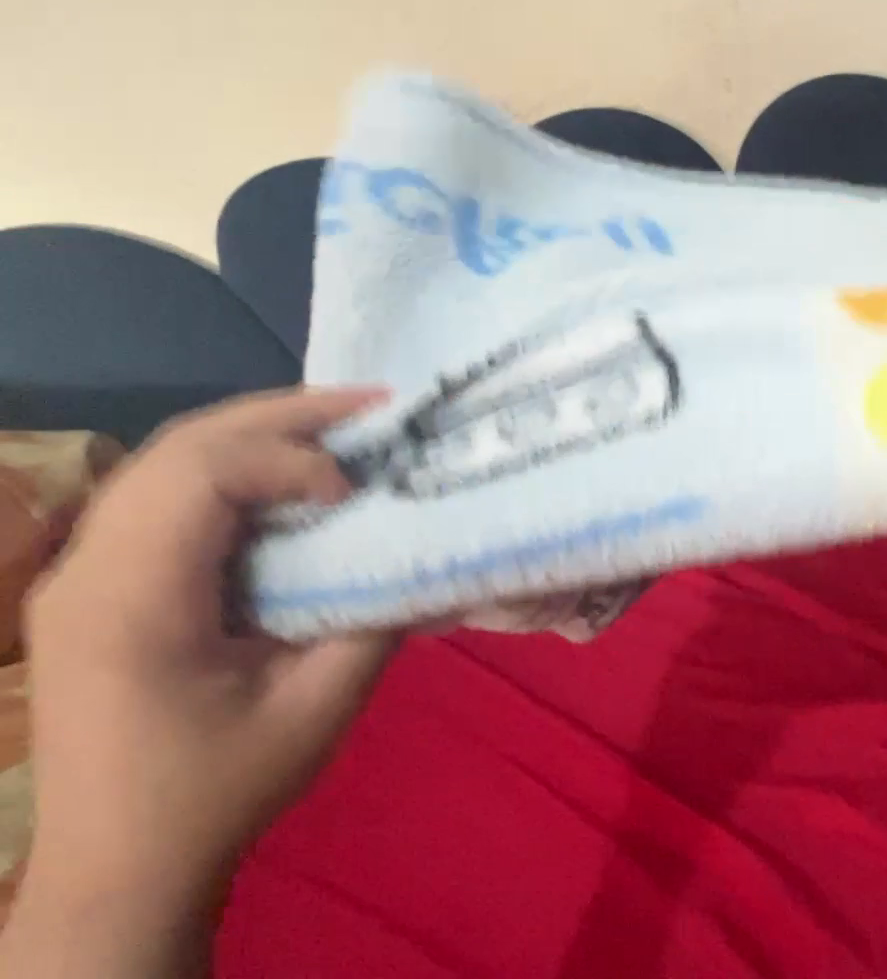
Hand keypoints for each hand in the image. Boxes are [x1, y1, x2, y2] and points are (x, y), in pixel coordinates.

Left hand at [3, 388, 393, 974]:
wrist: (123, 858)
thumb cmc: (223, 785)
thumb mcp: (321, 705)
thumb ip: (375, 617)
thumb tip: (424, 551)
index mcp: (133, 603)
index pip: (197, 476)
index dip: (288, 459)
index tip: (358, 493)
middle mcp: (90, 571)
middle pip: (175, 448)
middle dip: (283, 415)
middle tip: (377, 406)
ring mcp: (84, 573)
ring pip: (164, 460)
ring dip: (261, 431)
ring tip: (346, 424)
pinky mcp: (103, 583)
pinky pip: (165, 494)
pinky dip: (238, 466)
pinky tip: (295, 474)